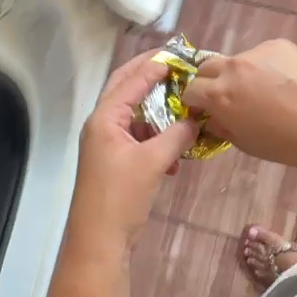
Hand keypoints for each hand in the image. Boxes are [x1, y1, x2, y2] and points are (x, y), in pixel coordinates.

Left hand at [67, 50, 198, 245]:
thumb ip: (177, 135)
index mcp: (104, 118)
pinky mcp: (114, 162)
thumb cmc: (120, 197)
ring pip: (134, 115)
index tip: (179, 54)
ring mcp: (106, 144)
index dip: (155, 65)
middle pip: (126, 89)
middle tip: (176, 64)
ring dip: (157, 110)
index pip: (131, 80)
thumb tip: (197, 118)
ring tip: (184, 105)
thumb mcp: (153, 162)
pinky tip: (177, 148)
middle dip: (150, 76)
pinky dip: (157, 136)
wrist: (99, 243)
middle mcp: (101, 125)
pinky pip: (138, 137)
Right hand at [182, 39, 296, 169]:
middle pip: (206, 68)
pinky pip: (261, 55)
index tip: (203, 110)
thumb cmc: (286, 144)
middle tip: (227, 98)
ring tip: (262, 91)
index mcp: (219, 94)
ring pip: (236, 61)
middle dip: (209, 82)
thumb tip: (211, 117)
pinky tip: (283, 83)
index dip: (194, 102)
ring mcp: (256, 52)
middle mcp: (232, 67)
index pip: (190, 90)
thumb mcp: (244, 142)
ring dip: (239, 74)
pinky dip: (264, 67)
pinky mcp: (278, 44)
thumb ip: (221, 125)